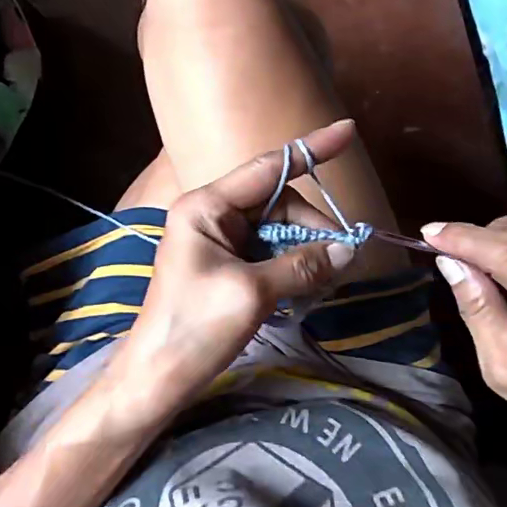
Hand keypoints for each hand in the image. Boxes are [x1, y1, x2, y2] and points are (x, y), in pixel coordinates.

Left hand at [115, 121, 360, 407]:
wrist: (156, 377)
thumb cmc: (194, 329)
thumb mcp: (252, 294)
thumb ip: (301, 265)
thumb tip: (349, 249)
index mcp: (205, 207)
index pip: (267, 169)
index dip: (310, 150)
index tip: (349, 130)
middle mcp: (209, 215)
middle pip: (277, 204)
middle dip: (311, 228)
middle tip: (340, 261)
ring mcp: (215, 241)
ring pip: (276, 230)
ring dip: (303, 251)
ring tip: (322, 282)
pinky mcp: (222, 266)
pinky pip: (266, 253)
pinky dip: (289, 266)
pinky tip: (304, 287)